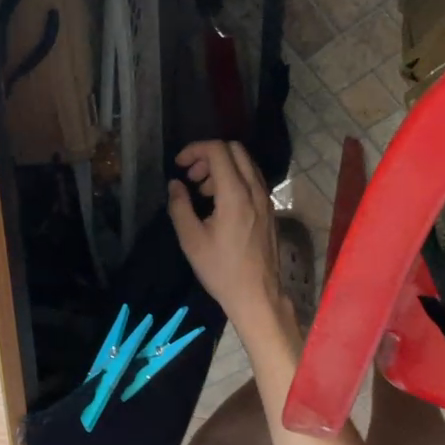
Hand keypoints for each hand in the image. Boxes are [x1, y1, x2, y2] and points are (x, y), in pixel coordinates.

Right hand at [168, 140, 280, 323]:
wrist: (257, 295)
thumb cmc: (221, 270)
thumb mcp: (191, 240)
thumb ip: (180, 206)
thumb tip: (175, 184)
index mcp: (235, 194)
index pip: (218, 150)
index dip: (195, 150)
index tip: (179, 165)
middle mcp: (255, 190)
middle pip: (235, 149)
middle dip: (209, 155)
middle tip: (191, 176)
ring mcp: (266, 199)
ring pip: (246, 163)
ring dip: (222, 166)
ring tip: (202, 191)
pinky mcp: (269, 209)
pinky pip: (252, 179)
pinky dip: (234, 178)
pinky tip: (219, 202)